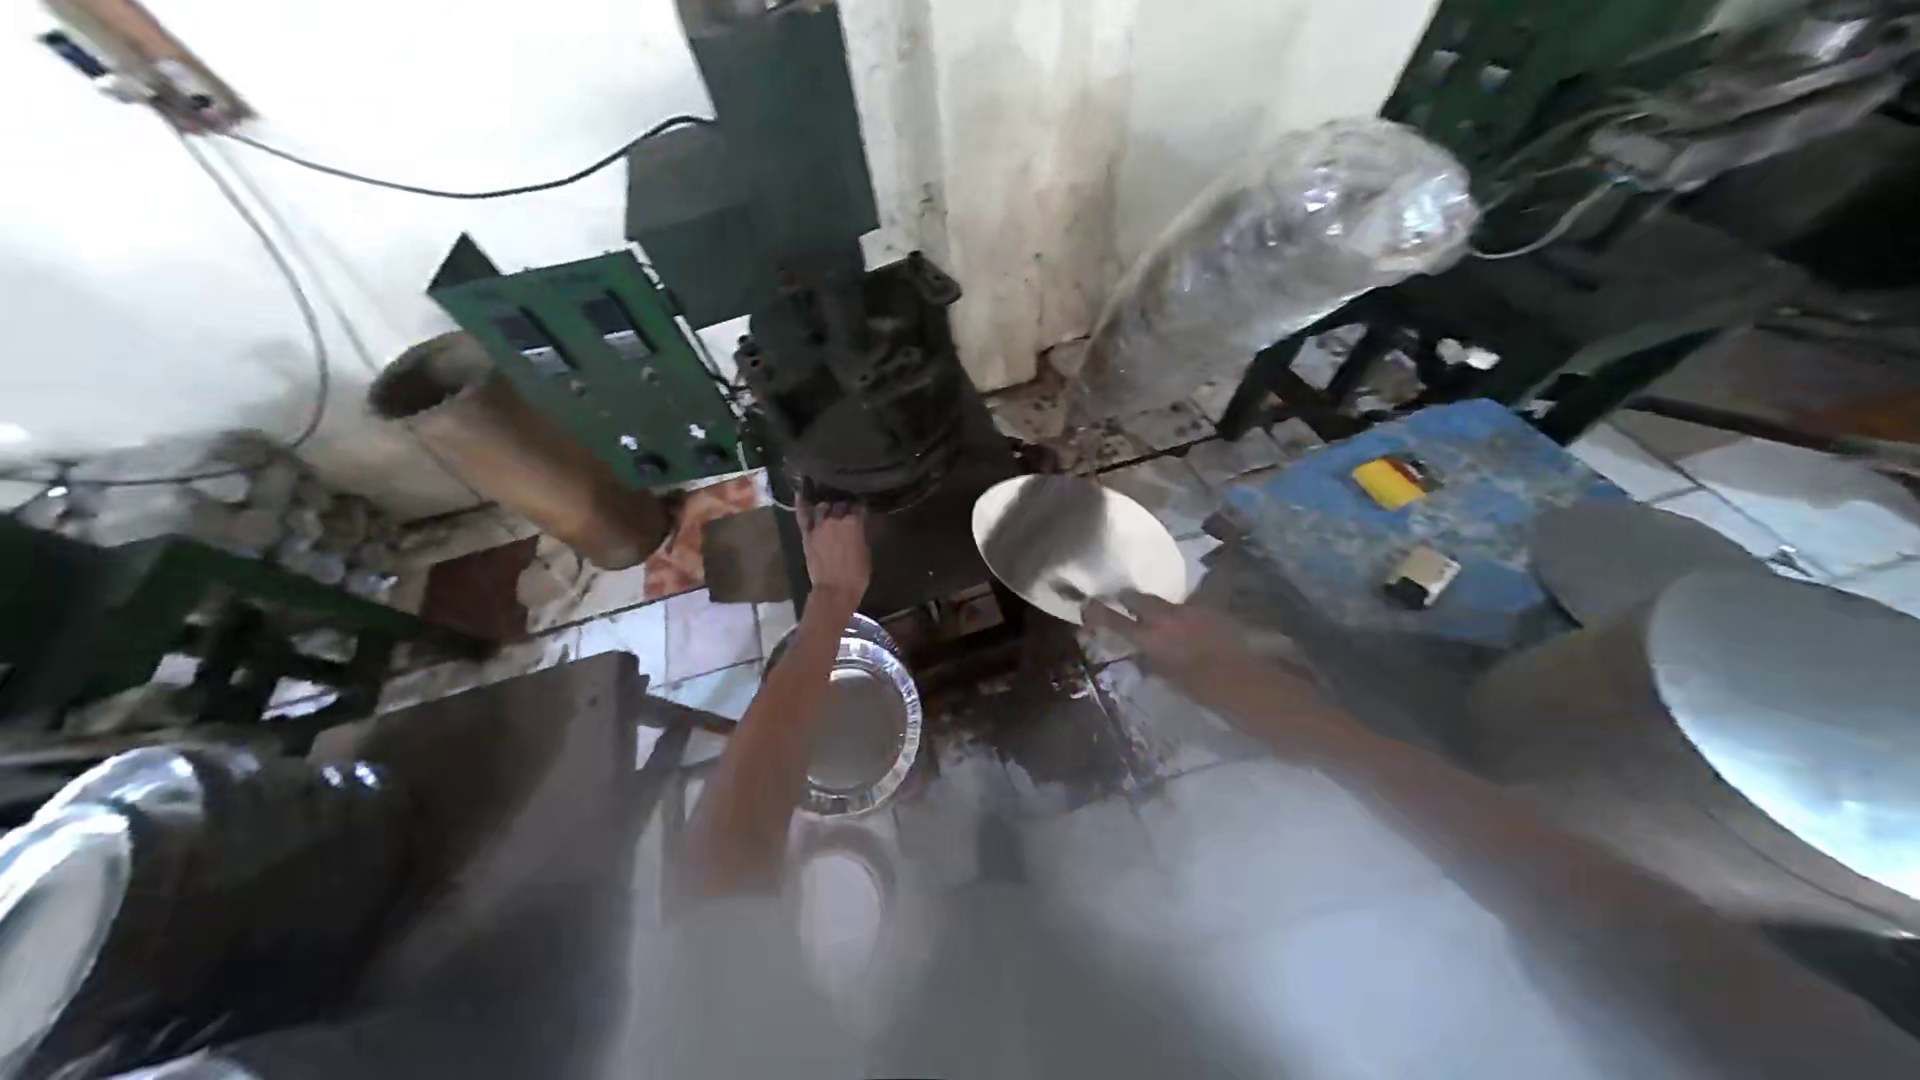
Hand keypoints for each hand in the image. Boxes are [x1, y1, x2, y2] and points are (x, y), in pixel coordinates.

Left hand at [799, 501, 869, 612]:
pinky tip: (801, 492)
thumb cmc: (857, 575)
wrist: (834, 591)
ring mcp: (819, 525)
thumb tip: (859, 526)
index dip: (861, 507)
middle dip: (845, 505)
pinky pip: (803, 515)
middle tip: (847, 510)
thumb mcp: (866, 552)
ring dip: (828, 505)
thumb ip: (861, 534)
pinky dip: (801, 503)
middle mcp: (836, 519)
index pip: (859, 506)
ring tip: (830, 507)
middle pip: (840, 504)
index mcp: (854, 523)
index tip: (862, 509)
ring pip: (823, 506)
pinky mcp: (807, 534)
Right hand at [1086, 589, 1255, 688]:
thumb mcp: (1165, 677)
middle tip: (1125, 600)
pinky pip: (1189, 607)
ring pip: (1165, 601)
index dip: (1098, 610)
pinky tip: (1192, 624)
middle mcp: (1163, 618)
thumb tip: (1139, 653)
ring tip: (1163, 616)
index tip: (1087, 603)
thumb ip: (1149, 660)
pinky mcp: (1207, 608)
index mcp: (1148, 638)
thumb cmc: (1198, 688)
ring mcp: (1187, 609)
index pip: (1114, 619)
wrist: (1240, 680)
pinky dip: (1185, 614)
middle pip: (1137, 597)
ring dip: (1160, 608)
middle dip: (1129, 598)